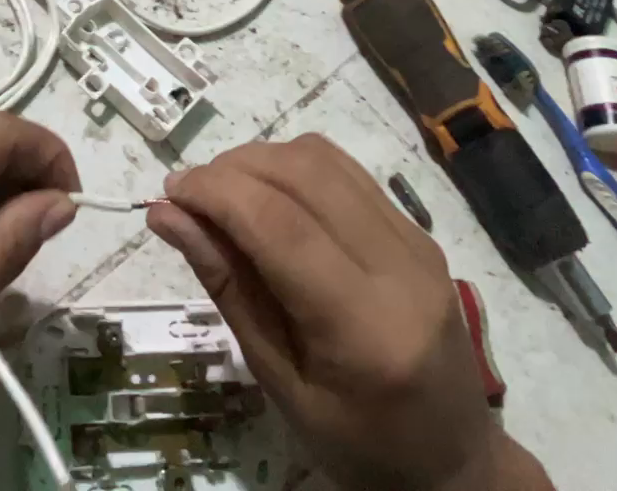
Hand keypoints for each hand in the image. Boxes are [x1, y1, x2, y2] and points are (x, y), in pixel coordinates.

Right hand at [147, 136, 549, 490]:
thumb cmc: (353, 438)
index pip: (281, 227)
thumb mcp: (277, 378)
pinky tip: (267, 196)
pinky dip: (291, 166)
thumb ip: (226, 286)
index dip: (217, 193)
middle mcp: (401, 268)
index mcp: (366, 328)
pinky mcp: (418, 228)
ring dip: (259, 160)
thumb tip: (166, 215)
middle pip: (304, 176)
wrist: (450, 456)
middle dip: (231, 168)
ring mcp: (417, 240)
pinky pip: (344, 171)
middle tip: (187, 192)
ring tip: (222, 194)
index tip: (169, 192)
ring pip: (323, 160)